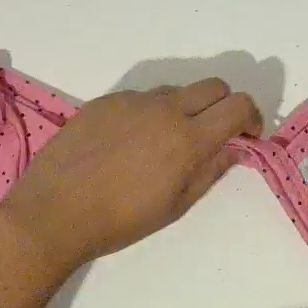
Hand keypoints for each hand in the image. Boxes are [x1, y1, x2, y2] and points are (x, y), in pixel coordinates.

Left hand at [0, 79, 262, 273]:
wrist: (55, 211)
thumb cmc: (121, 221)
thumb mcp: (175, 206)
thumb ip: (210, 172)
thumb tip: (234, 149)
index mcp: (187, 139)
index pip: (237, 106)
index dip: (252, 118)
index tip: (248, 137)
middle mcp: (163, 109)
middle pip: (212, 86)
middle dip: (224, 106)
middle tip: (217, 136)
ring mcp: (131, 100)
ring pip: (175, 91)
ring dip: (186, 110)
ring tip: (168, 146)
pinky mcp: (104, 101)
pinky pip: (141, 98)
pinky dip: (151, 114)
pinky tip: (132, 146)